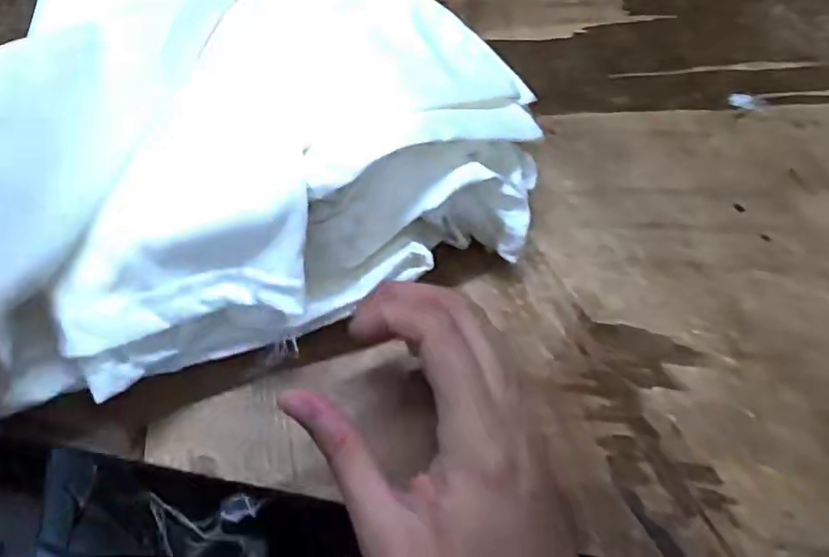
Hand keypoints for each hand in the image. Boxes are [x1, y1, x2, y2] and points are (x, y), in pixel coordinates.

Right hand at [278, 283, 573, 556]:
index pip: (443, 331)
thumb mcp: (385, 532)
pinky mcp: (537, 441)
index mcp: (482, 441)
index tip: (352, 334)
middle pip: (470, 317)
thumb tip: (290, 395)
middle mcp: (517, 422)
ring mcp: (535, 430)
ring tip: (386, 326)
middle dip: (409, 297)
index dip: (391, 310)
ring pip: (491, 333)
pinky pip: (500, 359)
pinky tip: (425, 359)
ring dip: (434, 312)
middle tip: (363, 318)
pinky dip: (457, 337)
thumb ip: (342, 452)